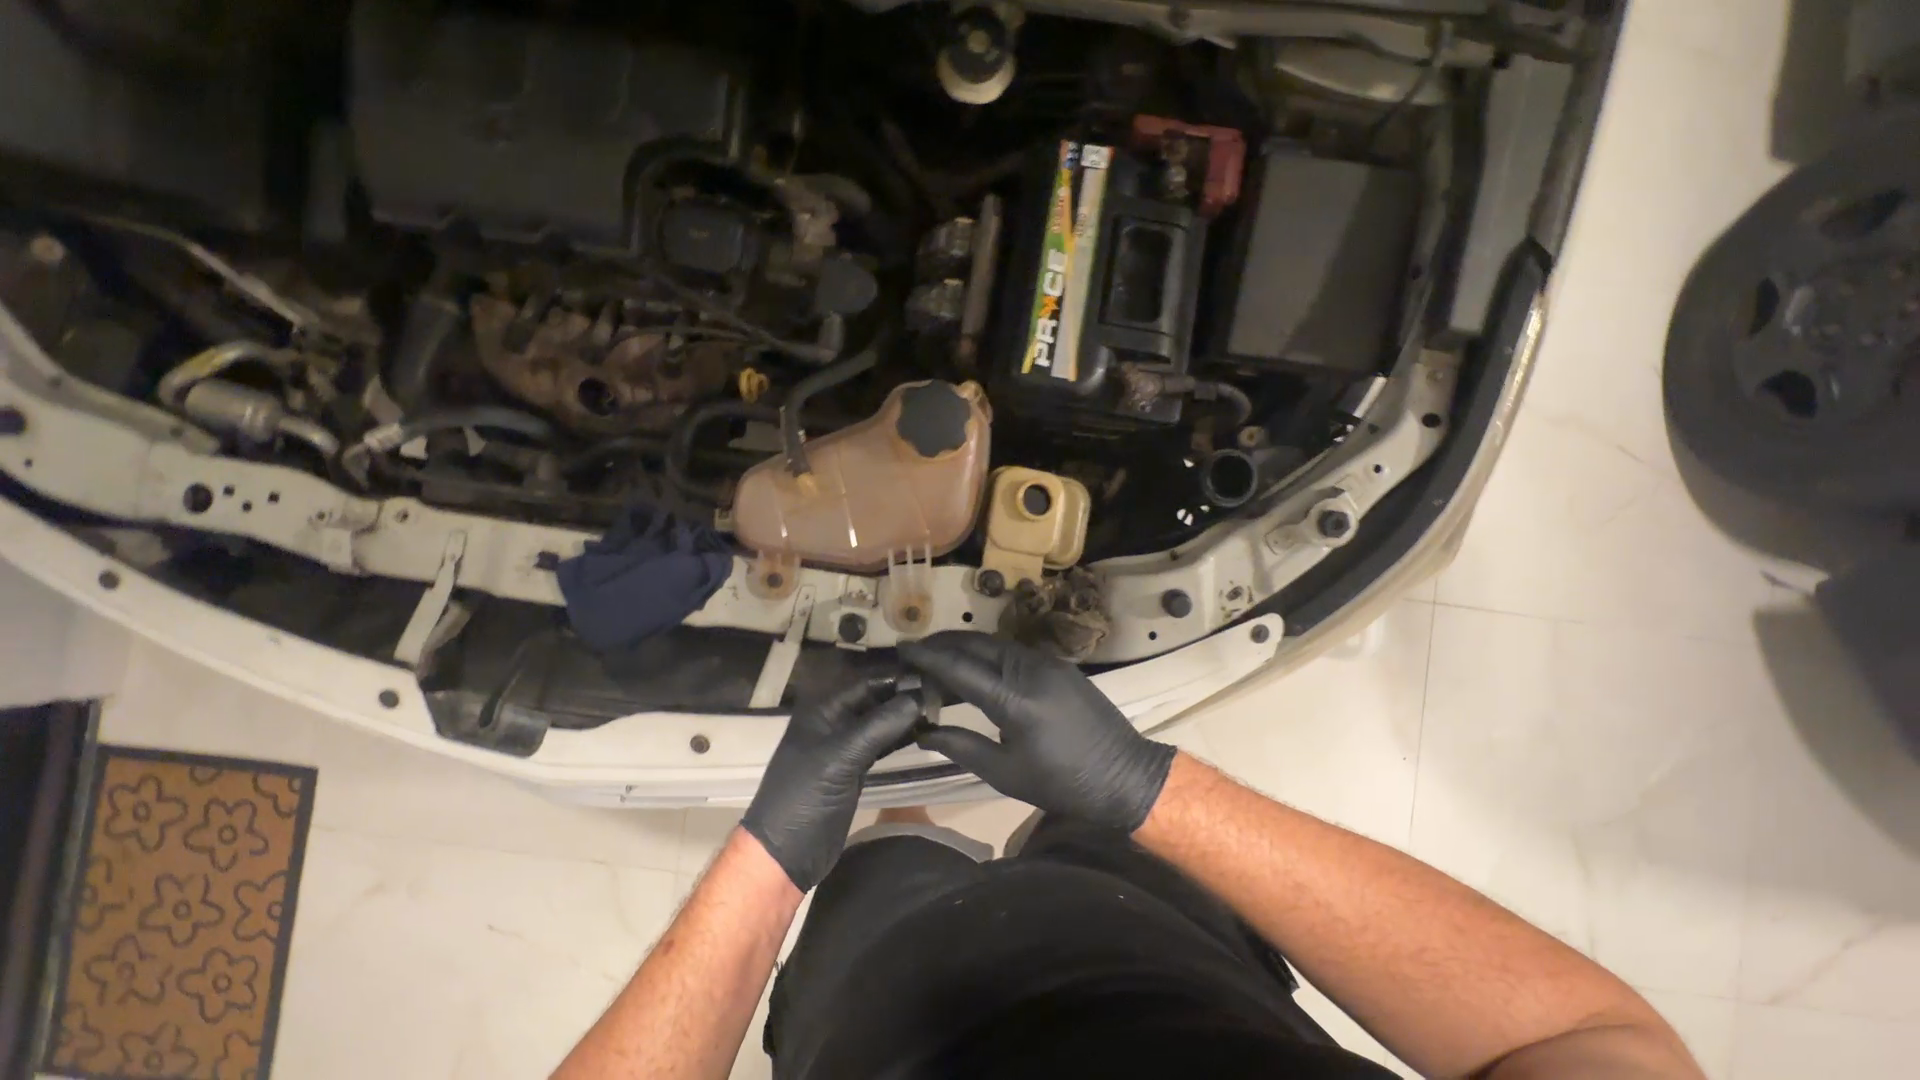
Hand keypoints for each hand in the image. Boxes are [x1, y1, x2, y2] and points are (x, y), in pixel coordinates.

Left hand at [741, 676, 921, 890]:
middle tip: (943, 693)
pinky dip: (898, 740)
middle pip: (872, 702)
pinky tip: (923, 736)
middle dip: (903, 698)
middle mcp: (832, 724)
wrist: (785, 854)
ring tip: (939, 711)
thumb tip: (916, 699)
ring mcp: (842, 749)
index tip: (933, 675)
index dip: (896, 680)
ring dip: (903, 719)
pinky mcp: (852, 771)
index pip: (864, 684)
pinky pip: (879, 746)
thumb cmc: (804, 799)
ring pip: (878, 725)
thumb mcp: (841, 759)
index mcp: (821, 712)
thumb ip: (878, 727)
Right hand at [900, 632, 1175, 832]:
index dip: (927, 658)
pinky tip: (975, 667)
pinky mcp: (1060, 667)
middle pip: (976, 645)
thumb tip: (922, 731)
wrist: (1124, 775)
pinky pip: (1014, 652)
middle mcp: (1030, 670)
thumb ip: (960, 746)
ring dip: (965, 648)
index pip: (959, 668)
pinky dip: (988, 655)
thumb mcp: (1005, 772)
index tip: (901, 650)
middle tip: (914, 652)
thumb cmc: (1061, 783)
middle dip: (942, 645)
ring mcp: (1049, 664)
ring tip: (938, 659)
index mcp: (1014, 699)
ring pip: (995, 645)